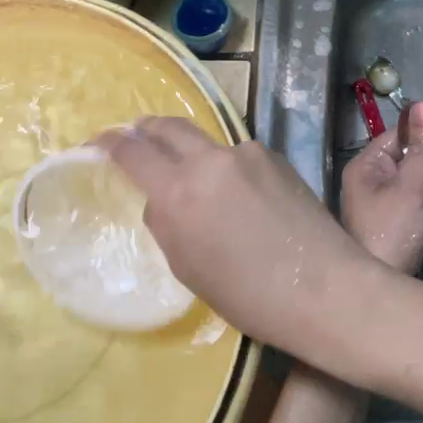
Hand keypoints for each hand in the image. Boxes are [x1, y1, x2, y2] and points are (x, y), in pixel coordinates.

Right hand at [98, 118, 377, 352]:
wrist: (324, 287)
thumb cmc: (249, 295)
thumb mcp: (189, 266)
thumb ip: (167, 223)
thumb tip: (163, 199)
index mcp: (180, 191)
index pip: (133, 151)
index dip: (111, 143)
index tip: (99, 141)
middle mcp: (212, 160)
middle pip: (171, 127)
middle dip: (148, 129)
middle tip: (137, 137)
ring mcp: (248, 153)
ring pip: (208, 144)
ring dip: (193, 154)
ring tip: (196, 184)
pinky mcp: (276, 157)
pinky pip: (239, 157)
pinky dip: (227, 169)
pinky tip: (241, 200)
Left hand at [340, 103, 422, 273]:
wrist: (384, 288)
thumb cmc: (392, 233)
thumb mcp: (412, 187)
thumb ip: (422, 147)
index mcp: (368, 164)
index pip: (403, 134)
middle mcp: (372, 178)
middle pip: (416, 159)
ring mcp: (383, 200)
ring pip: (422, 182)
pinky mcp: (395, 220)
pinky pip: (420, 203)